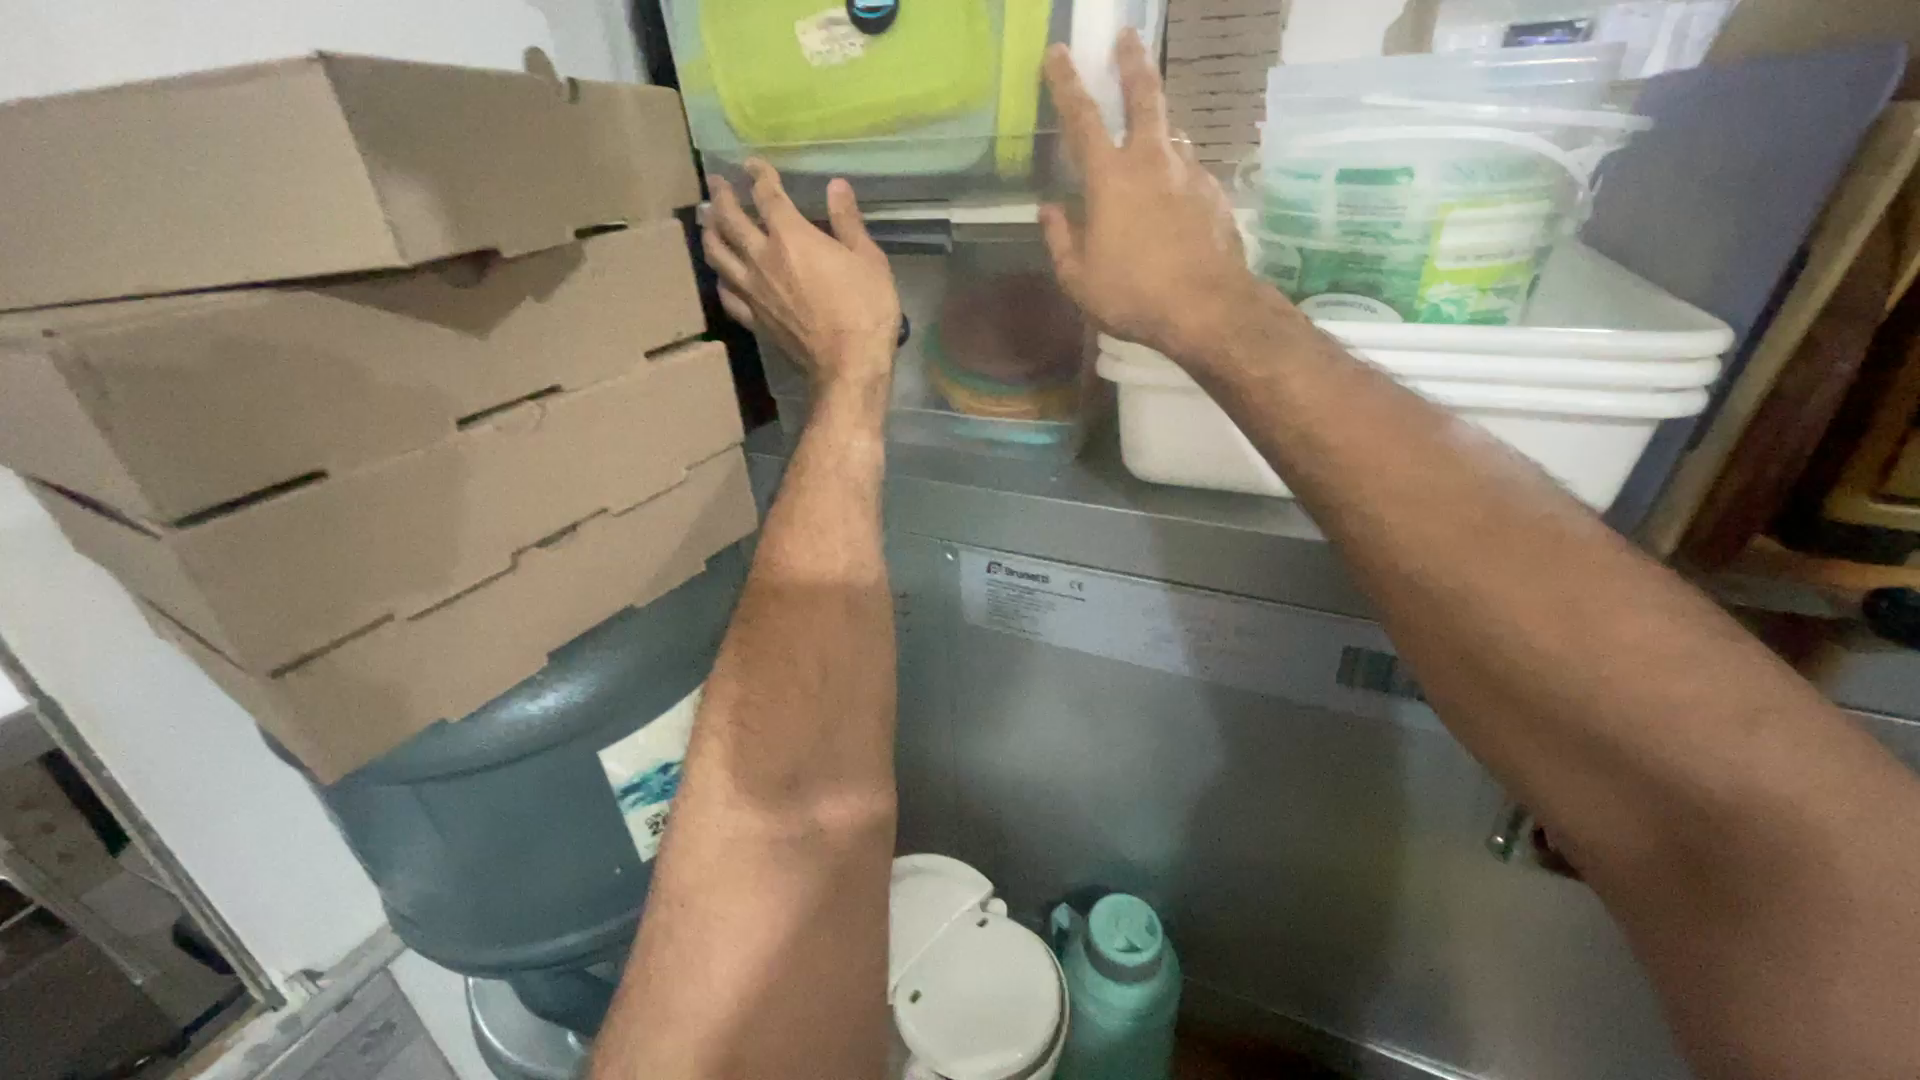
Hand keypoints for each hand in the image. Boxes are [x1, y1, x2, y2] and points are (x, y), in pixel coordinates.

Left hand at [703, 161, 900, 392]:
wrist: (848, 364)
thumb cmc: (866, 309)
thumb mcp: (869, 260)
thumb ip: (848, 222)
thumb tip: (836, 186)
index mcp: (792, 237)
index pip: (766, 195)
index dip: (758, 175)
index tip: (753, 165)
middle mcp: (763, 258)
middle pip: (729, 219)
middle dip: (721, 195)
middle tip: (716, 183)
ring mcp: (753, 291)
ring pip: (717, 254)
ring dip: (709, 231)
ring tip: (707, 220)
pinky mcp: (754, 319)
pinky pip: (726, 294)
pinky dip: (720, 278)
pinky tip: (721, 273)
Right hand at [1039, 31, 1266, 360]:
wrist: (1207, 308)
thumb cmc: (1132, 295)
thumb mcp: (1078, 278)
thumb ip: (1060, 239)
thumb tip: (1048, 210)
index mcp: (1110, 178)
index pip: (1082, 117)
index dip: (1067, 83)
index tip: (1059, 52)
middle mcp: (1152, 162)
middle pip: (1144, 97)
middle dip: (1133, 64)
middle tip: (1129, 38)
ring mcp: (1190, 174)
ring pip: (1172, 135)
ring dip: (1159, 128)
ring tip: (1151, 136)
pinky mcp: (1215, 195)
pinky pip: (1190, 173)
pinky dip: (1177, 176)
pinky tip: (1174, 199)